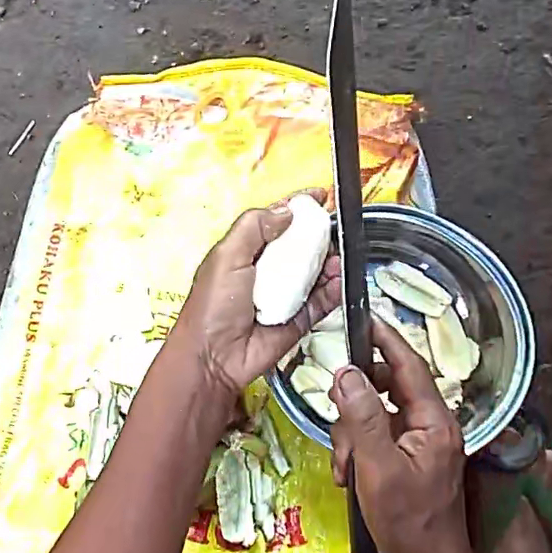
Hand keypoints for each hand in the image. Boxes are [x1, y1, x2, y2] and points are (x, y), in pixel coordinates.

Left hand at [169, 193, 341, 404]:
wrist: (214, 356)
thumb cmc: (211, 307)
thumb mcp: (227, 256)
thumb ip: (254, 227)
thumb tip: (286, 210)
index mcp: (244, 251)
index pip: (275, 221)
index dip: (297, 207)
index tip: (319, 196)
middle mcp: (266, 270)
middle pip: (300, 244)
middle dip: (319, 235)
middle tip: (332, 229)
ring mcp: (283, 294)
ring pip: (315, 271)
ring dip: (330, 262)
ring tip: (336, 258)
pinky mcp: (298, 319)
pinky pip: (322, 301)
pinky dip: (334, 290)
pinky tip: (339, 280)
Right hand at [328, 315, 472, 552]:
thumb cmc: (407, 523)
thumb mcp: (377, 467)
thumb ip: (361, 416)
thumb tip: (345, 371)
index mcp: (434, 422)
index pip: (408, 365)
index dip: (385, 338)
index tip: (362, 317)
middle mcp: (430, 426)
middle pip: (385, 388)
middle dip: (355, 405)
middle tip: (337, 423)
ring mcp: (419, 444)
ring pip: (375, 414)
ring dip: (352, 434)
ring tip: (345, 466)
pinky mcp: (408, 459)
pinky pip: (375, 437)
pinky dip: (357, 449)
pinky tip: (348, 474)